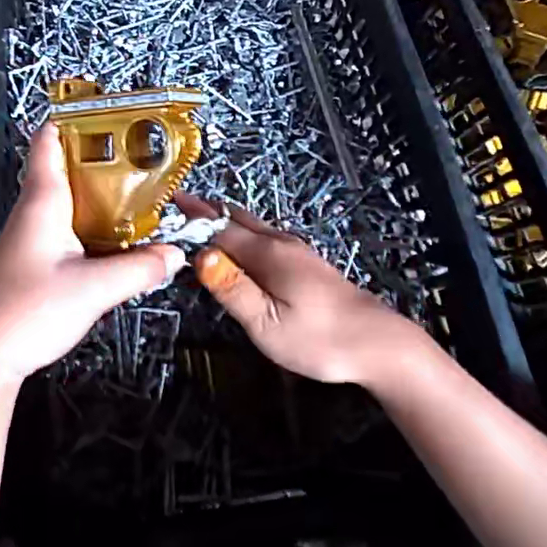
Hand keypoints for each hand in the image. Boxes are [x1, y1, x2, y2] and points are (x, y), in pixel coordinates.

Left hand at [0, 123, 182, 384]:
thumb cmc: (22, 314)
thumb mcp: (93, 289)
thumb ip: (139, 269)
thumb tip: (173, 254)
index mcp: (42, 202)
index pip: (48, 142)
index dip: (74, 120)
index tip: (105, 111)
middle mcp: (34, 213)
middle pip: (65, 168)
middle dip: (102, 158)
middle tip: (138, 156)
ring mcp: (32, 238)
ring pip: (69, 201)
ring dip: (100, 194)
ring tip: (138, 194)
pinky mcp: (35, 262)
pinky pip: (69, 229)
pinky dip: (94, 225)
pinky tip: (116, 240)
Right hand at [177, 194, 426, 386]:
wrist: (379, 343)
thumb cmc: (320, 339)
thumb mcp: (268, 324)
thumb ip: (233, 290)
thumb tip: (201, 255)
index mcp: (267, 254)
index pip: (220, 229)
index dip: (192, 218)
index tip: (167, 203)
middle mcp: (281, 243)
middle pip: (236, 219)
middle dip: (207, 211)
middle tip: (178, 202)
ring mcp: (297, 251)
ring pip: (253, 225)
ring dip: (224, 218)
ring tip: (201, 215)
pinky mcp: (306, 263)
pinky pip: (264, 236)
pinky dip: (242, 230)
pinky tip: (240, 240)